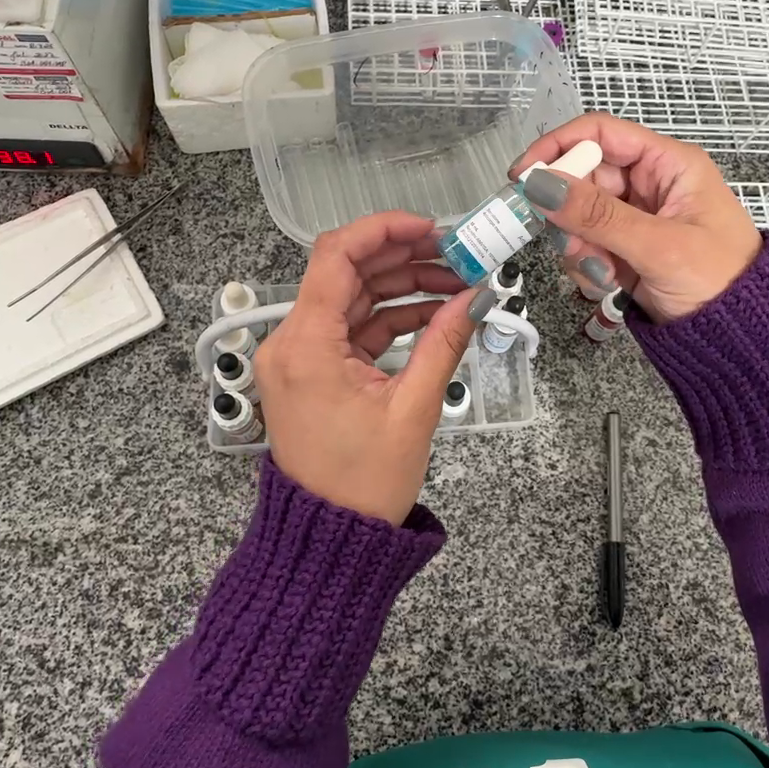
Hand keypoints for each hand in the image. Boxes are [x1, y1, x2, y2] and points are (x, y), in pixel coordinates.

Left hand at [252, 212, 492, 524]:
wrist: (329, 540)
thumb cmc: (359, 487)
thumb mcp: (413, 410)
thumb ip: (444, 343)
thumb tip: (475, 297)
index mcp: (305, 346)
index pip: (336, 256)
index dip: (384, 230)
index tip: (430, 228)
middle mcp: (293, 343)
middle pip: (347, 273)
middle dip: (404, 257)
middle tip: (455, 253)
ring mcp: (302, 357)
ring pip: (354, 298)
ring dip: (403, 286)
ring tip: (455, 283)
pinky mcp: (316, 372)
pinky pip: (355, 328)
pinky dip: (392, 317)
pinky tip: (435, 314)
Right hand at [512, 113, 760, 323]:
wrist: (741, 341)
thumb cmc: (720, 282)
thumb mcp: (658, 246)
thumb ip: (597, 215)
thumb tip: (540, 184)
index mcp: (669, 165)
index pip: (602, 134)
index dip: (559, 146)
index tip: (523, 175)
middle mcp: (650, 185)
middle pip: (584, 178)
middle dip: (570, 212)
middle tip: (571, 243)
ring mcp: (636, 219)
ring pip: (579, 216)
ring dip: (579, 244)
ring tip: (602, 271)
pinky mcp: (626, 250)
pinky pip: (587, 245)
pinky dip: (587, 264)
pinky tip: (608, 282)